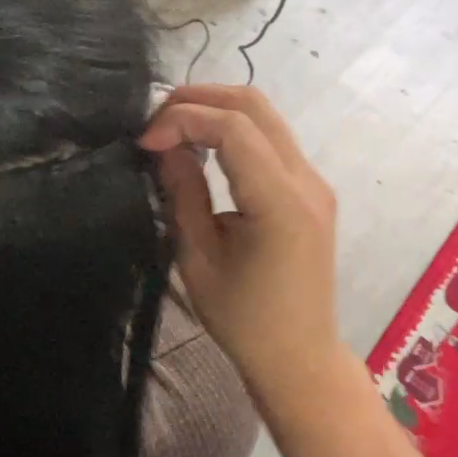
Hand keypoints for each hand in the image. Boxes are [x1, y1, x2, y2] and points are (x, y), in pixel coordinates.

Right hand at [140, 85, 340, 401]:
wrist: (299, 357)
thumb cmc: (243, 318)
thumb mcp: (198, 258)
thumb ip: (182, 194)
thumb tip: (164, 146)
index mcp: (281, 203)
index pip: (233, 128)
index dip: (182, 120)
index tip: (145, 142)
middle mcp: (306, 181)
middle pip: (253, 104)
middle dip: (197, 99)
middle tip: (153, 122)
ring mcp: (313, 181)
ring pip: (263, 113)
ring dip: (213, 108)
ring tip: (170, 127)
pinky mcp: (309, 188)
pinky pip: (269, 136)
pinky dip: (229, 127)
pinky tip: (199, 145)